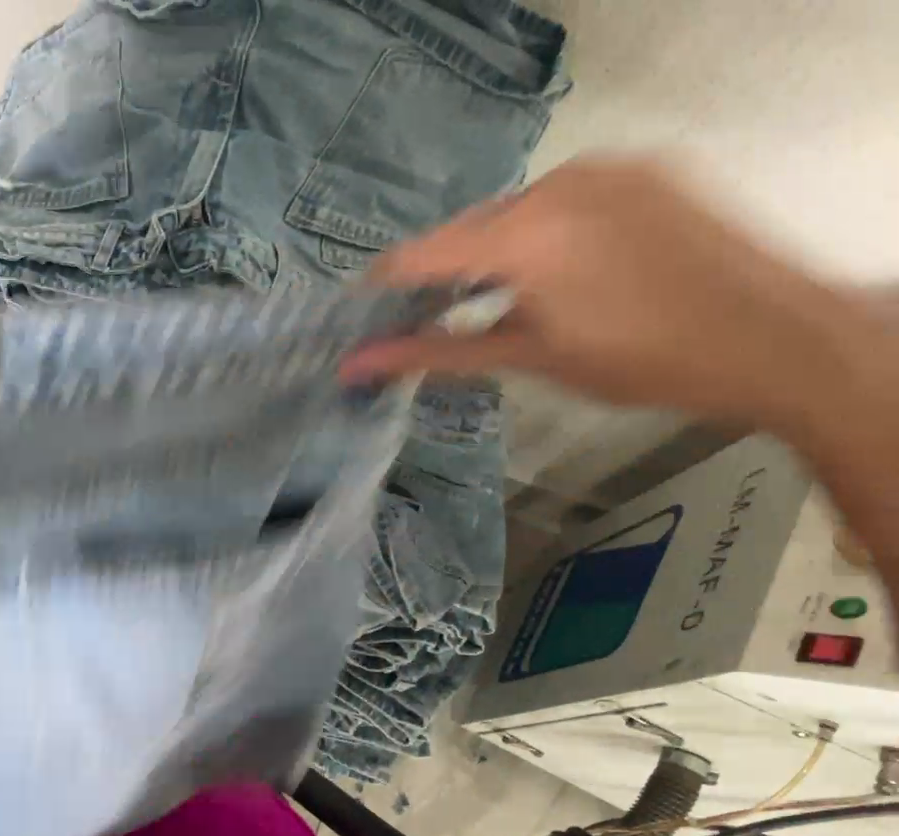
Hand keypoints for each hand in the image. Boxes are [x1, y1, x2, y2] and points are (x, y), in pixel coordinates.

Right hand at [344, 158, 894, 437]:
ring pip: (513, 212)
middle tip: (435, 317)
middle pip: (464, 231)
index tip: (362, 317)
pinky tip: (559, 270)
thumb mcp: (526, 358)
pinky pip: (564, 197)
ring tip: (502, 298)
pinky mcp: (647, 170)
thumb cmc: (639, 360)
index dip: (381, 289)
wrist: (780, 337)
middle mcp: (556, 187)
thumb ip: (431, 352)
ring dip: (494, 252)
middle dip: (443, 273)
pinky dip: (544, 230)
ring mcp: (607, 171)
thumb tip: (352, 366)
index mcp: (520, 235)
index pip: (415, 255)